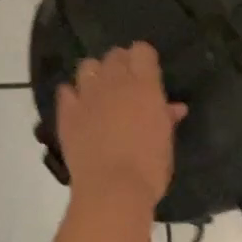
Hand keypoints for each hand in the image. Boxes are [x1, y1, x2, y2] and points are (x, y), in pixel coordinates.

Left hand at [55, 43, 187, 206]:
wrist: (112, 189)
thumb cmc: (149, 169)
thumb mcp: (165, 143)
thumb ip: (166, 119)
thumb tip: (174, 107)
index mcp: (144, 86)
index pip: (142, 51)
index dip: (145, 60)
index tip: (149, 75)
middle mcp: (114, 82)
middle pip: (115, 55)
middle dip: (121, 65)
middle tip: (127, 87)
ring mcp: (87, 95)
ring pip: (87, 66)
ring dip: (96, 75)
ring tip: (101, 93)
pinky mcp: (67, 112)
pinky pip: (66, 91)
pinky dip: (73, 95)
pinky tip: (80, 109)